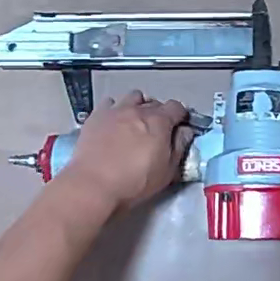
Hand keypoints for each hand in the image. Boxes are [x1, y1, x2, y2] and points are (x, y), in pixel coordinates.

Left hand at [57, 91, 193, 212]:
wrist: (94, 183)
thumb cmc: (135, 181)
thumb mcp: (167, 171)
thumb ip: (179, 147)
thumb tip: (185, 131)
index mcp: (159, 121)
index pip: (177, 107)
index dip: (180, 116)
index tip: (178, 127)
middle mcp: (138, 109)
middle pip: (154, 102)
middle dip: (159, 113)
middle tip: (156, 131)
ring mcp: (115, 109)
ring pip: (132, 97)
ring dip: (138, 106)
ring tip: (134, 123)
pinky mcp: (96, 115)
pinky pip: (109, 103)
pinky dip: (115, 109)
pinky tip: (113, 123)